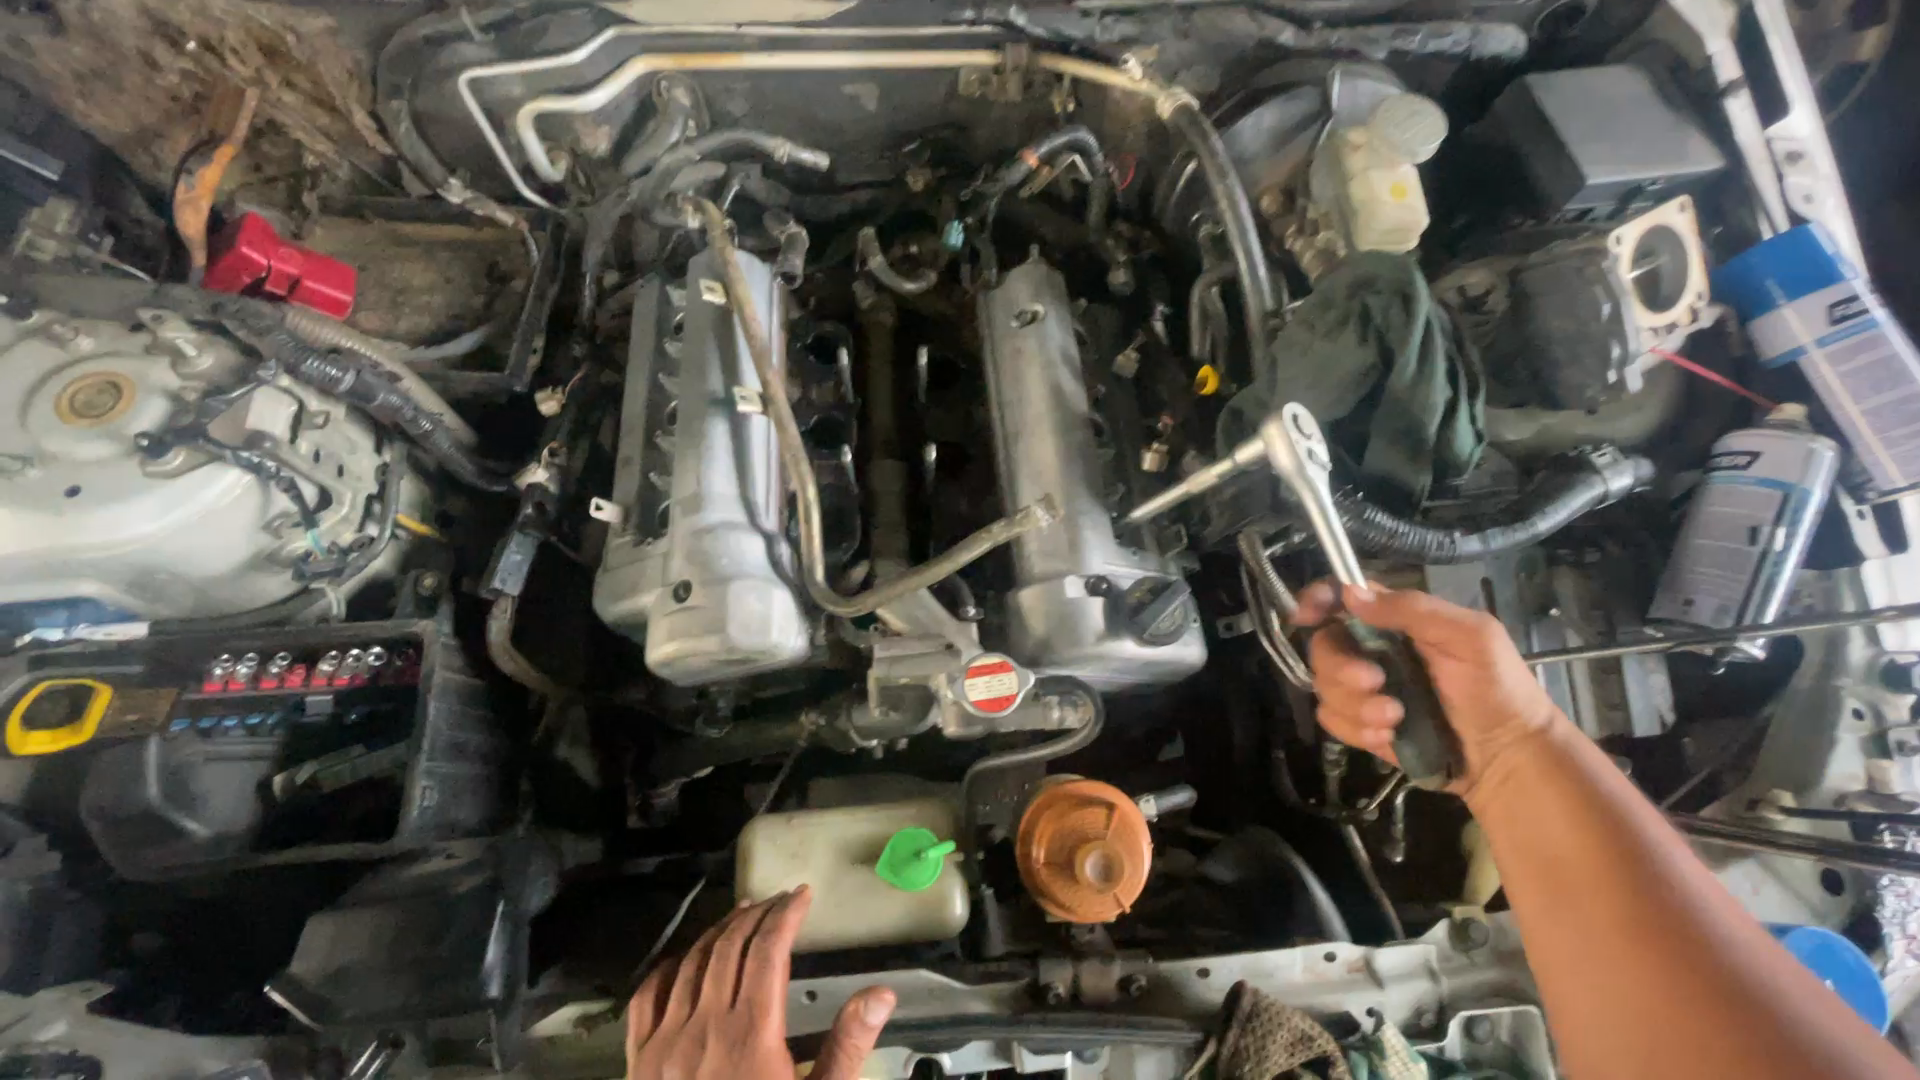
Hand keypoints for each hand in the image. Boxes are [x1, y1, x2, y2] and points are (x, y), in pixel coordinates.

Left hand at [626, 886, 895, 1079]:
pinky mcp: (638, 1063)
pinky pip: (647, 997)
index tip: (802, 895)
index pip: (769, 950)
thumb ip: (847, 1047)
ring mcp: (665, 1044)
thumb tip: (881, 993)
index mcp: (751, 1034)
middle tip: (778, 901)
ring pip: (692, 962)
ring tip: (742, 915)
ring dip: (719, 931)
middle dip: (757, 914)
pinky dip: (670, 966)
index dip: (786, 915)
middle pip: (731, 946)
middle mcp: (705, 1027)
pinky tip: (685, 958)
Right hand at [1293, 582, 1565, 799]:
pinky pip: (1331, 719)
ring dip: (1355, 704)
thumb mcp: (1471, 637)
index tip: (1306, 616)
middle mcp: (1371, 650)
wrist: (1509, 757)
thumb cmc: (1498, 688)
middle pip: (1322, 644)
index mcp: (1395, 621)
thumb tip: (1350, 593)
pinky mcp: (1361, 724)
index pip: (1342, 596)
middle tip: (1375, 682)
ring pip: (1322, 685)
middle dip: (1341, 667)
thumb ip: (1413, 611)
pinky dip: (1355, 729)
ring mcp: (1363, 689)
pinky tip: (1388, 737)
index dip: (1317, 599)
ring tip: (1395, 718)